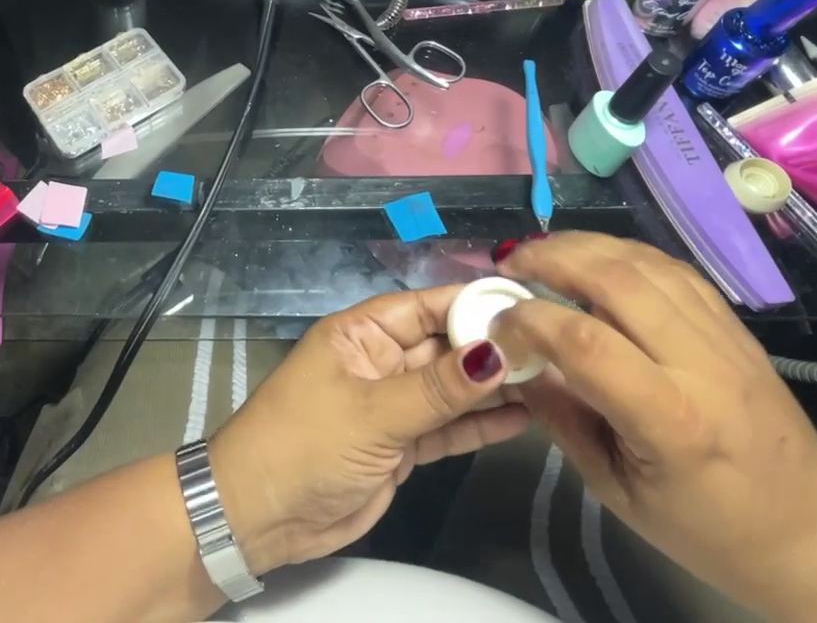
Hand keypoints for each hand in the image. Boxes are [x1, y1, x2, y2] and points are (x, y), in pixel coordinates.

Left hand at [207, 285, 530, 575]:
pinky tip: (522, 418)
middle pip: (442, 346)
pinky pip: (446, 427)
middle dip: (491, 347)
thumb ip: (438, 389)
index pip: (422, 306)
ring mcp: (390, 404)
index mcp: (359, 334)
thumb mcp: (373, 412)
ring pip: (449, 389)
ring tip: (552, 381)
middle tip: (554, 350)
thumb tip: (497, 352)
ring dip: (492, 388)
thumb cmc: (306, 443)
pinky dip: (478, 424)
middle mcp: (377, 361)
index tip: (526, 303)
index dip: (470, 303)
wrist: (261, 514)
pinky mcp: (399, 445)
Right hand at [493, 232, 816, 616]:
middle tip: (509, 265)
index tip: (496, 325)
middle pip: (617, 281)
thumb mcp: (615, 490)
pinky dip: (623, 253)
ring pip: (646, 263)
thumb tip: (510, 361)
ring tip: (541, 253)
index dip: (527, 322)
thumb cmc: (711, 533)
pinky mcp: (738, 328)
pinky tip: (594, 260)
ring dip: (584, 246)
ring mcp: (727, 340)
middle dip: (552, 259)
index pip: (584, 342)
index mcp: (672, 421)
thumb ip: (560, 417)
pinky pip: (674, 270)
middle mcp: (703, 366)